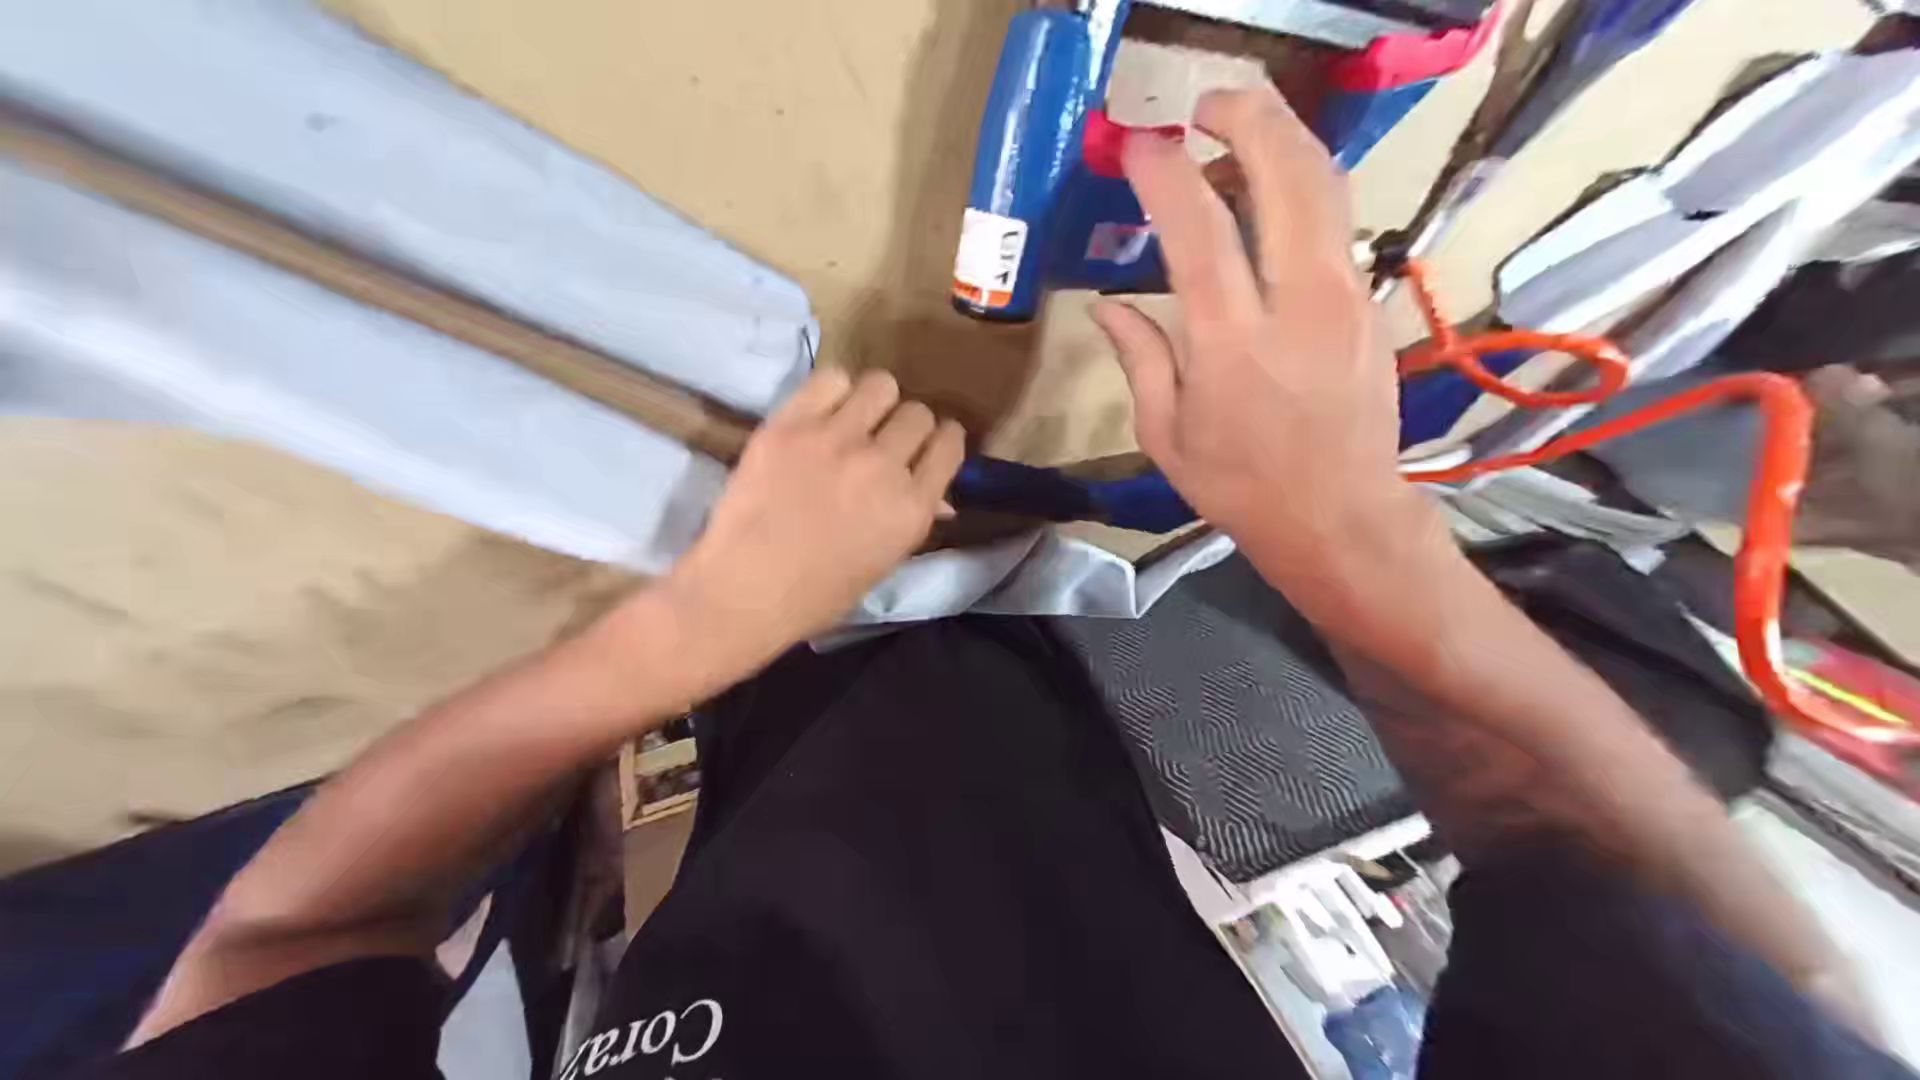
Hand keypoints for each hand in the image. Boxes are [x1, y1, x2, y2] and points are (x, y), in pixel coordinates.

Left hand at [645, 368, 964, 680]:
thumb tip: (938, 496)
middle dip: (910, 425)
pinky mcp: (790, 425)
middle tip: (888, 439)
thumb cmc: (820, 592)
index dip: (944, 440)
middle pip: (918, 414)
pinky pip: (831, 379)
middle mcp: (882, 466)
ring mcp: (836, 441)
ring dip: (877, 401)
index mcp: (912, 508)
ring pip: (881, 386)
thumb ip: (914, 517)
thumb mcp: (885, 562)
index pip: (950, 445)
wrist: (745, 590)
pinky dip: (834, 392)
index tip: (931, 443)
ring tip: (858, 419)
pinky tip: (824, 413)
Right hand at [1091, 85, 1416, 564]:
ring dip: (1283, 141)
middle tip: (1205, 106)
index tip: (1135, 145)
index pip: (1195, 229)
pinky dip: (1302, 192)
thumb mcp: (1166, 434)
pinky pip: (1336, 225)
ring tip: (1240, 136)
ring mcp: (1346, 297)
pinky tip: (1270, 203)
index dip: (1162, 173)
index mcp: (1229, 343)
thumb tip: (1105, 306)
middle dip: (1247, 118)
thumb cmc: (1237, 485)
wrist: (1337, 516)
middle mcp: (1297, 303)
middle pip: (1286, 173)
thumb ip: (1138, 358)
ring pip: (1326, 185)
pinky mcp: (1370, 305)